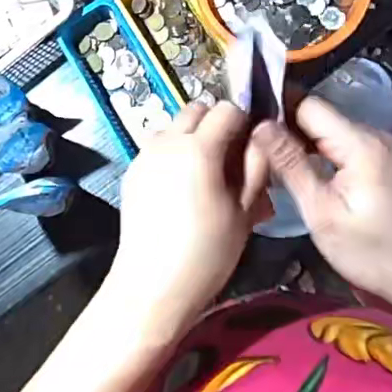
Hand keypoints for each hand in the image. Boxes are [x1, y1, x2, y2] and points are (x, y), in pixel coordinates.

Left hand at [103, 102, 270, 341]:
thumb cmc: (207, 252)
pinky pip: (156, 148)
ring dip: (191, 138)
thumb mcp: (245, 210)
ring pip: (173, 127)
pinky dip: (172, 154)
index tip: (250, 147)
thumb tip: (259, 137)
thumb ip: (256, 166)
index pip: (227, 109)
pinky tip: (180, 189)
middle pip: (196, 109)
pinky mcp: (131, 172)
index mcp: (199, 148)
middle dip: (215, 124)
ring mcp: (144, 155)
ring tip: (204, 175)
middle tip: (229, 158)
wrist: (153, 283)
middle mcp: (167, 142)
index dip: (244, 122)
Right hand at [251, 97, 391, 303]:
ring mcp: (380, 145)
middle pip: (316, 116)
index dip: (276, 114)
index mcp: (360, 143)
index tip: (248, 130)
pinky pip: (338, 143)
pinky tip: (299, 172)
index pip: (307, 105)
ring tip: (270, 163)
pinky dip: (316, 153)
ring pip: (325, 130)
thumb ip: (290, 165)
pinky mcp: (380, 158)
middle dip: (284, 129)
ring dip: (298, 142)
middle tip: (253, 152)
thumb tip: (259, 125)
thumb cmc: (372, 252)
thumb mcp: (322, 212)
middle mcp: (373, 134)